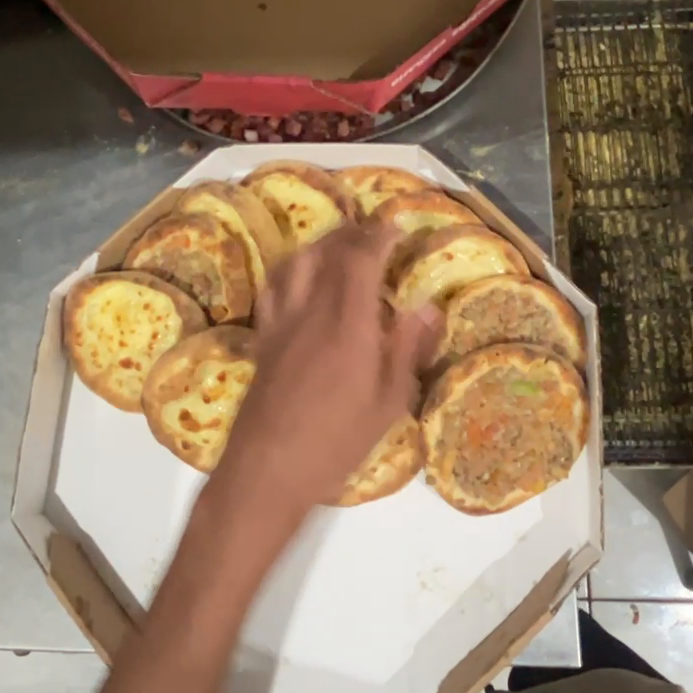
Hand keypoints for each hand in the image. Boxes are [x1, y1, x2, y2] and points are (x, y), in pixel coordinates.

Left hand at [214, 222, 439, 511]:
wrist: (269, 467)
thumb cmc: (338, 439)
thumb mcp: (388, 400)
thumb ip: (407, 348)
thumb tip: (428, 305)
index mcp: (347, 323)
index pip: (361, 259)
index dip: (379, 236)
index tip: (396, 226)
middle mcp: (311, 310)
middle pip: (327, 252)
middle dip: (352, 233)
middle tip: (373, 231)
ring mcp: (282, 321)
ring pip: (297, 263)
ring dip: (321, 244)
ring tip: (340, 244)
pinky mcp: (263, 337)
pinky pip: (274, 286)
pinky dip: (292, 268)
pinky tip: (300, 276)